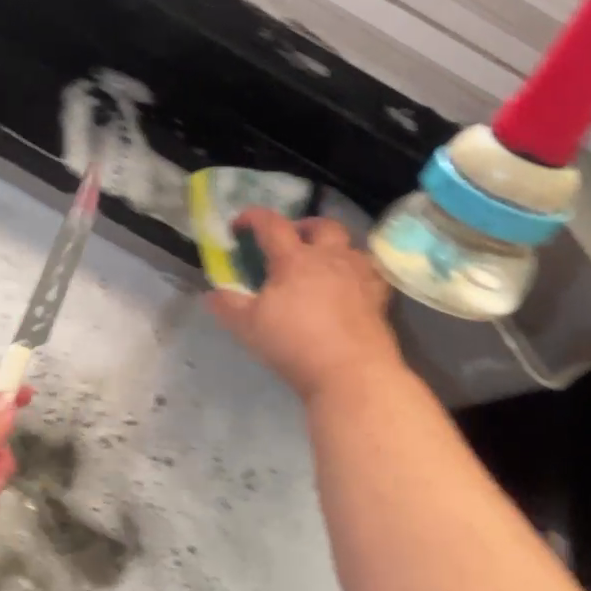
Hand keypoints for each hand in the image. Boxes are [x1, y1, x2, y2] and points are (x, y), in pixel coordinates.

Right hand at [206, 208, 399, 403]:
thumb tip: (211, 294)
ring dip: (335, 247)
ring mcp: (360, 276)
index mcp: (294, 260)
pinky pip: (372, 273)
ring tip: (323, 264)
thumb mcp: (248, 327)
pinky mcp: (380, 298)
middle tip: (291, 240)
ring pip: (352, 245)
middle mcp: (330, 258)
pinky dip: (358, 272)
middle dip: (304, 226)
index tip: (239, 224)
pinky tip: (351, 286)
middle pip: (322, 225)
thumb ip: (228, 306)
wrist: (351, 373)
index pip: (272, 225)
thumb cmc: (294, 344)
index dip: (253, 218)